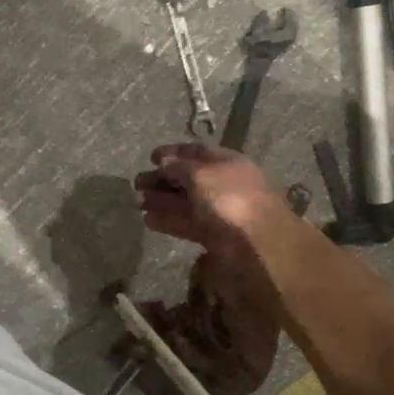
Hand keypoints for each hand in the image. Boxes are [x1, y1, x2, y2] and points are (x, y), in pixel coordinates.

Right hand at [134, 143, 286, 250]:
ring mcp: (219, 211)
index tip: (151, 157)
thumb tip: (163, 163)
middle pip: (188, 178)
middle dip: (162, 179)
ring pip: (185, 202)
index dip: (174, 151)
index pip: (198, 151)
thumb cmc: (229, 199)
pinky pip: (187, 223)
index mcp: (227, 162)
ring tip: (136, 201)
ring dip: (161, 200)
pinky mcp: (213, 235)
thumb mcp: (201, 174)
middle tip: (137, 183)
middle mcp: (223, 184)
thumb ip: (179, 167)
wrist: (256, 244)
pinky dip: (168, 220)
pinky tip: (148, 220)